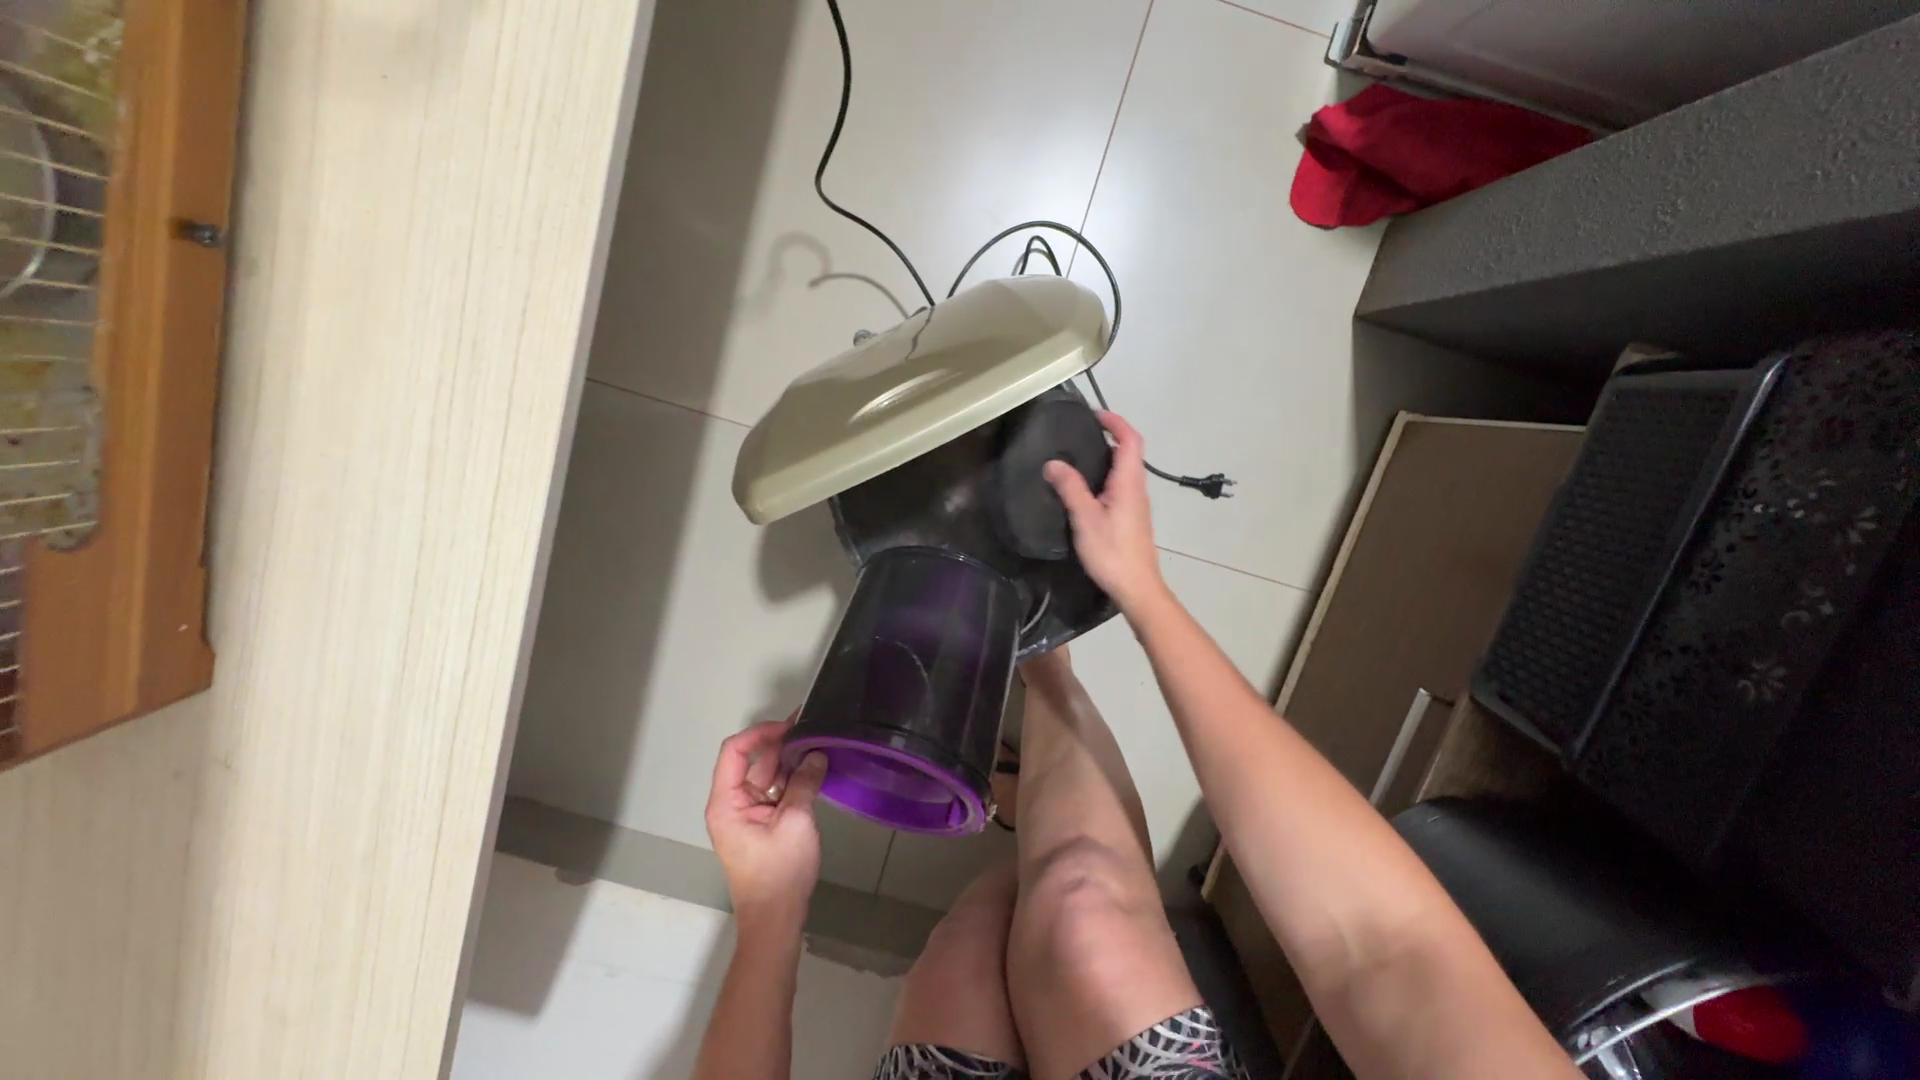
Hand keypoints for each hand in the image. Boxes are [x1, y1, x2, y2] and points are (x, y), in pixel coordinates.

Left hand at [704, 719, 827, 932]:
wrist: (775, 919)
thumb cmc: (779, 872)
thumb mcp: (795, 823)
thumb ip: (804, 783)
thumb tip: (817, 754)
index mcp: (726, 802)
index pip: (735, 751)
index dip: (760, 733)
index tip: (791, 727)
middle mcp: (731, 803)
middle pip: (751, 761)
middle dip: (780, 743)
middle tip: (811, 726)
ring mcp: (747, 814)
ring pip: (766, 775)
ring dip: (789, 760)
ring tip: (818, 742)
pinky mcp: (762, 823)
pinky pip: (775, 791)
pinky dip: (792, 778)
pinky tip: (814, 768)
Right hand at [1045, 410, 1166, 611]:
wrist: (1137, 587)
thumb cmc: (1112, 552)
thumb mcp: (1085, 518)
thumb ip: (1070, 488)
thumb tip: (1053, 463)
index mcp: (1128, 482)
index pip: (1130, 440)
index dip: (1116, 422)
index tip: (1094, 415)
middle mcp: (1137, 489)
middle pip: (1129, 452)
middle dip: (1108, 437)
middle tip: (1080, 434)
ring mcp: (1136, 504)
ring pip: (1124, 471)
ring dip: (1106, 458)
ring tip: (1077, 457)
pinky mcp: (1132, 518)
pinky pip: (1120, 487)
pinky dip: (1105, 477)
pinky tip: (1084, 489)